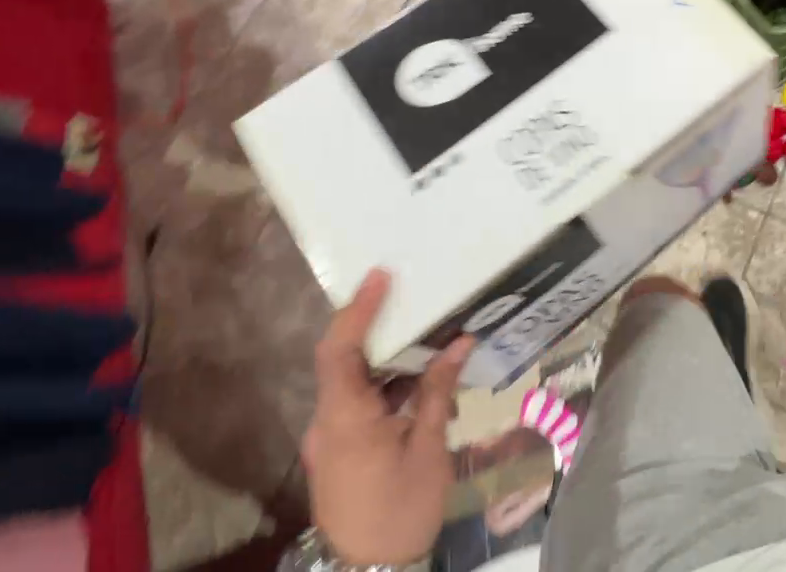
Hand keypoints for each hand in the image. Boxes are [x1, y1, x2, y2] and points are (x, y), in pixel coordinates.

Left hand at [302, 269, 472, 565]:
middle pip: (343, 360)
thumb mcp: (428, 449)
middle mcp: (327, 422)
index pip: (340, 350)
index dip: (358, 310)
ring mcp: (329, 439)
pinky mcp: (338, 452)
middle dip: (375, 326)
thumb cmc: (402, 508)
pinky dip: (386, 389)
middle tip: (409, 297)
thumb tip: (459, 344)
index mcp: (345, 419)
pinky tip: (421, 388)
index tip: (380, 276)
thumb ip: (437, 392)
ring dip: (387, 361)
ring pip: (353, 383)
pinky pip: (358, 405)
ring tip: (428, 341)